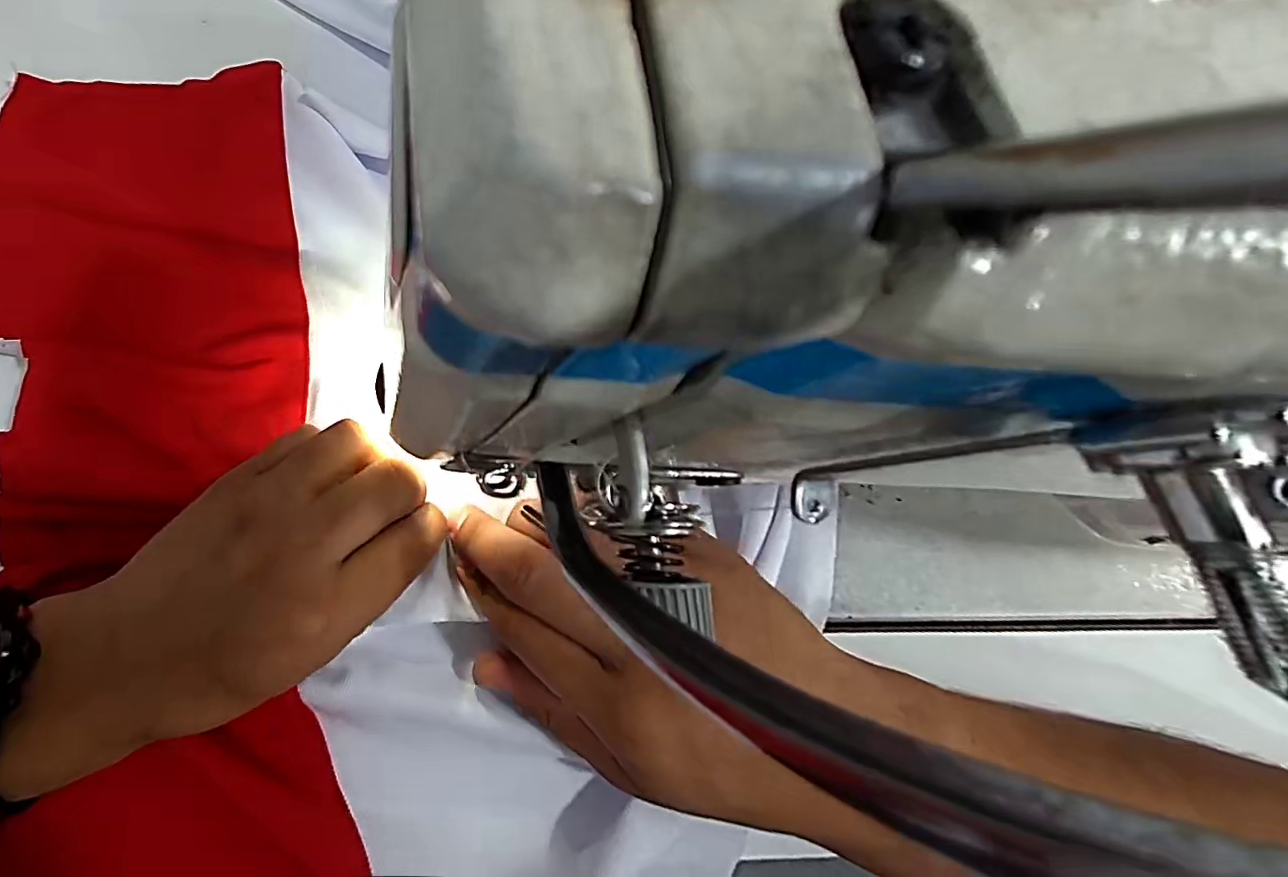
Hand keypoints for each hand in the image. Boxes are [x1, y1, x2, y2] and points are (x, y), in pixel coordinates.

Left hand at [0, 421, 444, 798]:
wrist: (133, 650)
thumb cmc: (228, 671)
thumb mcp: (313, 654)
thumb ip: (370, 589)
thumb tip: (412, 532)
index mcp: (328, 608)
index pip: (414, 538)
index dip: (432, 525)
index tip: (424, 527)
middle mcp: (305, 544)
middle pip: (395, 479)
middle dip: (412, 485)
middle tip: (396, 503)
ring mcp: (268, 499)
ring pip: (355, 438)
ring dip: (372, 456)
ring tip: (358, 480)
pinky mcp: (239, 475)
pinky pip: (306, 434)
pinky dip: (326, 448)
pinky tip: (317, 473)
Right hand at [450, 504, 862, 832]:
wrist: (824, 730)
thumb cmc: (723, 763)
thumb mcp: (629, 767)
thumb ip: (551, 711)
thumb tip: (488, 662)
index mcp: (617, 702)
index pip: (523, 628)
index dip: (484, 593)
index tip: (463, 568)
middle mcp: (640, 637)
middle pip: (538, 574)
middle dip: (488, 545)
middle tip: (463, 526)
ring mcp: (672, 585)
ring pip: (573, 539)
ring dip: (526, 524)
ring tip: (505, 522)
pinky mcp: (698, 553)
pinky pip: (617, 525)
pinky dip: (578, 519)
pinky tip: (563, 523)